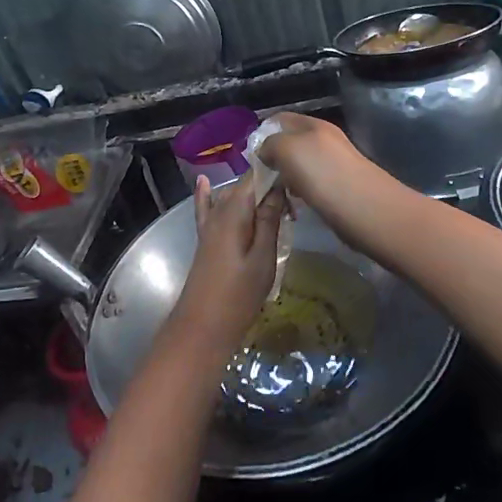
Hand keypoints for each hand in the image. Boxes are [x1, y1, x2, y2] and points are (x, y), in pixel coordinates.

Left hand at [168, 176, 289, 350]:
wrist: (202, 327)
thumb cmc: (238, 295)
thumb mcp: (263, 258)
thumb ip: (269, 221)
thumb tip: (279, 188)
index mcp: (235, 211)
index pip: (256, 176)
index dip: (277, 174)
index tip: (299, 185)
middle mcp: (219, 211)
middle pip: (246, 186)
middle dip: (270, 189)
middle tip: (295, 210)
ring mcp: (209, 225)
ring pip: (233, 197)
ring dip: (254, 198)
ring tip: (279, 209)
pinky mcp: (205, 239)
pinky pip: (207, 208)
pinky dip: (206, 195)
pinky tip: (203, 181)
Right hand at [254, 113, 392, 226]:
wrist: (368, 211)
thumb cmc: (324, 176)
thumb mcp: (288, 149)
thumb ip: (270, 144)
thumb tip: (265, 150)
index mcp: (313, 125)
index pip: (279, 119)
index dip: (261, 133)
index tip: (249, 156)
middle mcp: (325, 139)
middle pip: (290, 142)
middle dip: (273, 157)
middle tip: (260, 177)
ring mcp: (335, 163)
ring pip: (300, 164)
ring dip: (286, 176)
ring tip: (276, 192)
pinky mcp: (341, 186)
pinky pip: (312, 183)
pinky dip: (301, 191)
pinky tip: (297, 203)